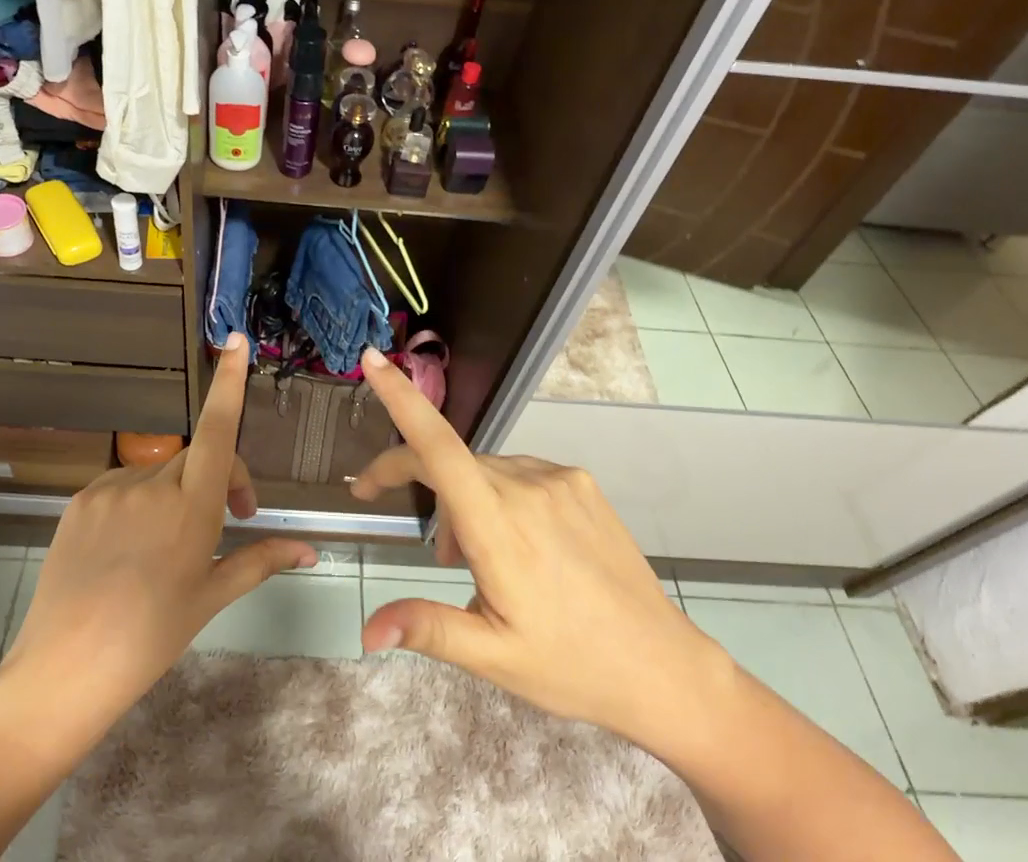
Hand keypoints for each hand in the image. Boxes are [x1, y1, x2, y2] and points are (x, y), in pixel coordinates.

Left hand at [0, 333, 317, 757]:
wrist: (66, 666)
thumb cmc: (152, 636)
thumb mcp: (211, 596)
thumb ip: (261, 560)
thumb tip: (311, 551)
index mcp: (191, 508)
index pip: (218, 431)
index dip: (229, 384)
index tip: (236, 342)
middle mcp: (150, 486)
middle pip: (196, 458)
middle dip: (219, 480)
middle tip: (231, 522)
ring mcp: (109, 491)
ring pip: (158, 475)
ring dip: (176, 494)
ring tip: (171, 548)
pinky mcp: (78, 501)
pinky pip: (122, 487)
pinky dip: (139, 502)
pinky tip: (131, 549)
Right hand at [351, 347, 730, 752]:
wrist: (661, 666)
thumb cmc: (570, 666)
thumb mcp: (491, 656)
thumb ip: (426, 628)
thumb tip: (366, 631)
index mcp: (499, 527)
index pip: (438, 448)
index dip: (401, 399)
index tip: (371, 361)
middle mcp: (529, 487)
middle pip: (450, 460)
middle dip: (418, 488)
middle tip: (430, 555)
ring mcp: (560, 480)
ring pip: (484, 469)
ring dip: (463, 501)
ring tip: (480, 565)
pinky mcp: (582, 483)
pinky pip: (519, 474)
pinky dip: (498, 497)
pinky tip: (516, 545)